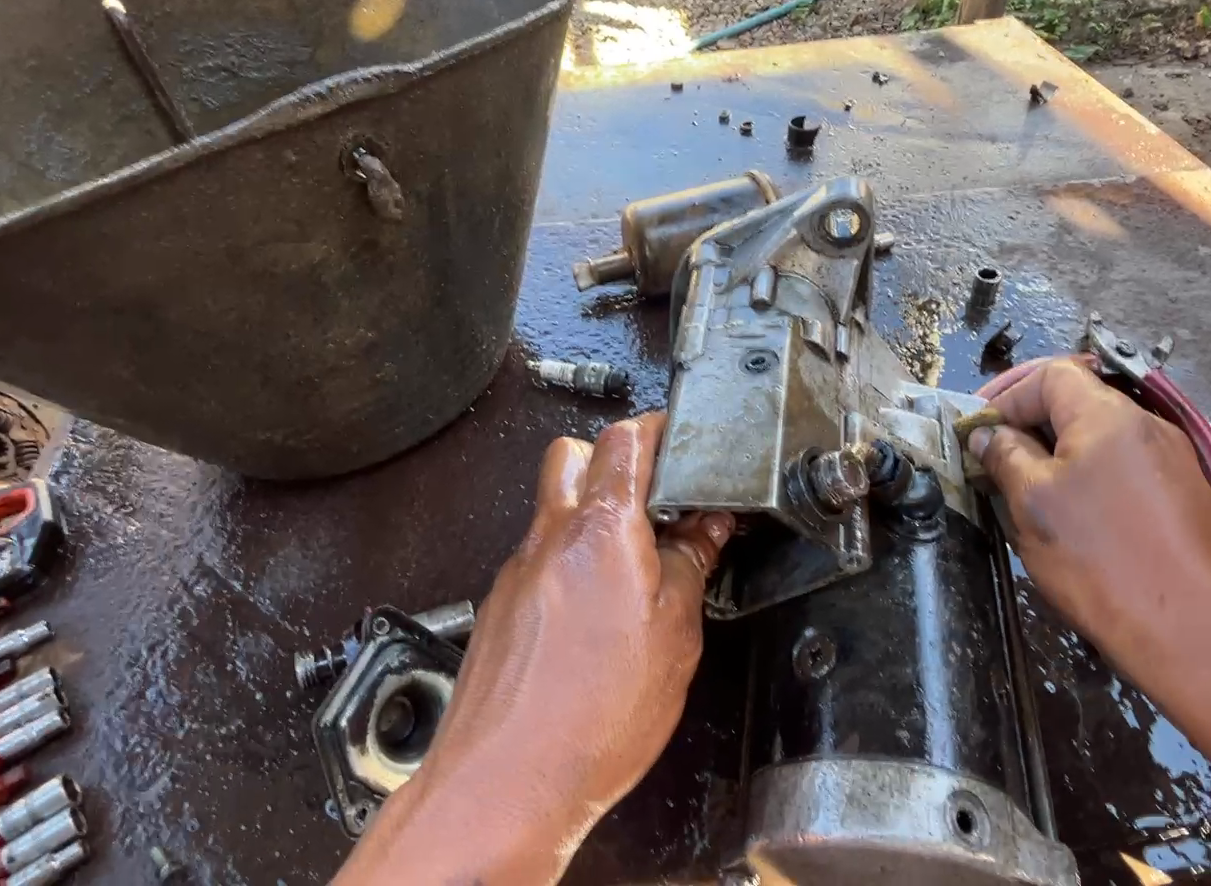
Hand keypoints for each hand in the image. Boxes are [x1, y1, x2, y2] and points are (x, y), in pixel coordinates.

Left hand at [340, 413, 734, 884]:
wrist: (505, 782)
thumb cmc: (590, 716)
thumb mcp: (673, 636)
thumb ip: (690, 566)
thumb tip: (707, 527)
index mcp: (600, 530)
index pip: (624, 441)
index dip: (656, 429)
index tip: (679, 440)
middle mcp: (550, 536)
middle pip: (571, 455)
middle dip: (612, 458)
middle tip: (653, 493)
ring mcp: (519, 568)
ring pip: (552, 504)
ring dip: (592, 511)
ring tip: (636, 557)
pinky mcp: (503, 602)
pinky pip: (540, 552)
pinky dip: (571, 556)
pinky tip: (599, 607)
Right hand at [966, 357, 1210, 674]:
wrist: (1192, 635)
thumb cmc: (1100, 559)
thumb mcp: (1033, 501)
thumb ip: (1005, 455)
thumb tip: (987, 434)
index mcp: (1110, 416)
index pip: (1050, 374)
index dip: (1006, 393)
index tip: (977, 430)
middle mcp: (1146, 427)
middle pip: (1075, 400)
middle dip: (1025, 422)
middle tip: (990, 457)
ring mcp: (1168, 462)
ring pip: (1096, 437)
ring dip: (1051, 451)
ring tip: (1019, 488)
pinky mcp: (1179, 497)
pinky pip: (1118, 466)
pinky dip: (1082, 475)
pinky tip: (1065, 513)